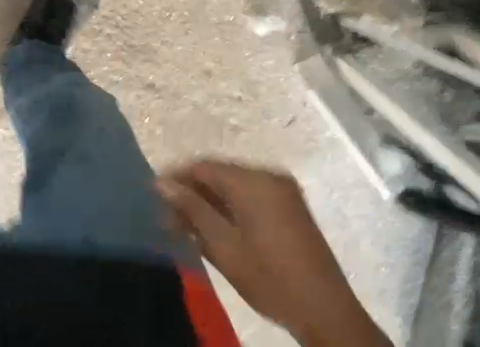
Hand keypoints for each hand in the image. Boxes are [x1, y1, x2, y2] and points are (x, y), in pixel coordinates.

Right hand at [159, 161, 387, 346]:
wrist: (326, 312)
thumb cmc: (269, 277)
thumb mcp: (222, 244)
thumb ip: (190, 208)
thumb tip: (160, 182)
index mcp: (252, 181)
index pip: (203, 166)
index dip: (175, 178)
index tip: (154, 196)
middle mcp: (269, 177)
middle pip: (218, 175)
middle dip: (192, 193)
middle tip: (169, 217)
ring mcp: (284, 192)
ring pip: (234, 187)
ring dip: (210, 203)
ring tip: (188, 228)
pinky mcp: (292, 209)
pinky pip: (251, 197)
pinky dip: (231, 209)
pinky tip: (217, 231)